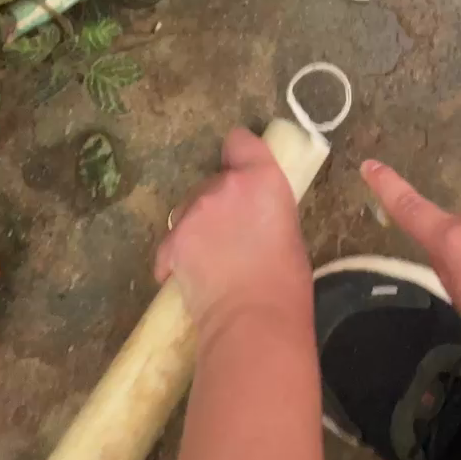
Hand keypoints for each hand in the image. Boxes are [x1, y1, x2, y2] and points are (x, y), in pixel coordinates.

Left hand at [156, 128, 312, 343]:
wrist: (255, 318)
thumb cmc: (287, 280)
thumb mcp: (287, 227)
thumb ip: (265, 207)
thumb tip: (250, 216)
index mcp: (262, 176)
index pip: (240, 141)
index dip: (238, 154)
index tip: (239, 172)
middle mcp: (226, 184)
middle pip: (214, 181)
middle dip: (219, 202)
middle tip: (231, 236)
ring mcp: (195, 211)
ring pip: (191, 209)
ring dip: (198, 226)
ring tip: (212, 261)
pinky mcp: (173, 240)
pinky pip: (172, 241)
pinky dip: (177, 255)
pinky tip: (189, 277)